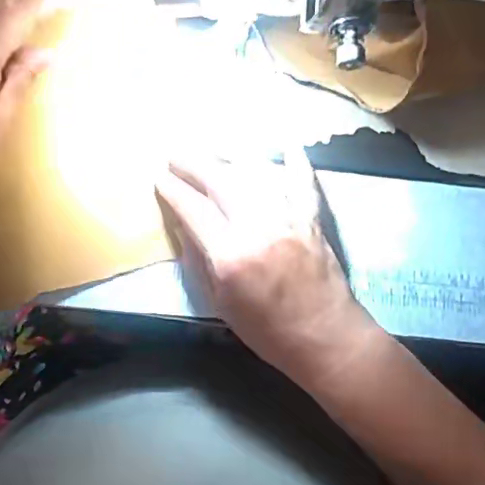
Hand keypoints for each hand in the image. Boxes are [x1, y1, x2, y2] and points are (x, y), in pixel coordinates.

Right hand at [156, 153, 383, 389]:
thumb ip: (199, 260)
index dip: (173, 190)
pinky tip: (286, 145)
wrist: (325, 339)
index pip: (193, 210)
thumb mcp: (219, 302)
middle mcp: (258, 228)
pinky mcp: (311, 219)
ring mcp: (288, 219)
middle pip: (220, 181)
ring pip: (254, 174)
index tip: (159, 178)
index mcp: (230, 255)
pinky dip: (295, 162)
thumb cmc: (266, 330)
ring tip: (212, 152)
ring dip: (229, 158)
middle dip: (194, 164)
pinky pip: (301, 182)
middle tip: (175, 157)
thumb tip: (183, 225)